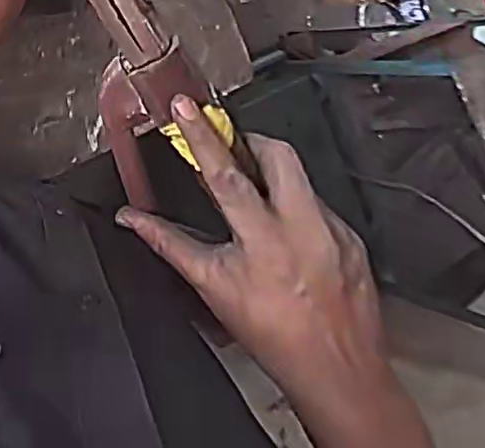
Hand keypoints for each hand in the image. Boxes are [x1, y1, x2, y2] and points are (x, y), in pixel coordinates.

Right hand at [117, 96, 430, 447]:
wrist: (341, 377)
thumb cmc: (273, 334)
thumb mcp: (211, 286)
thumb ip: (168, 242)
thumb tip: (131, 218)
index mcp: (264, 243)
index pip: (225, 174)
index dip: (200, 136)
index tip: (184, 107)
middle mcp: (304, 232)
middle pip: (279, 155)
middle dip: (250, 140)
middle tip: (230, 147)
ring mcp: (334, 233)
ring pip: (300, 175)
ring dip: (271, 174)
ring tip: (255, 194)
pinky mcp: (353, 239)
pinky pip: (317, 202)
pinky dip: (294, 204)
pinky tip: (283, 229)